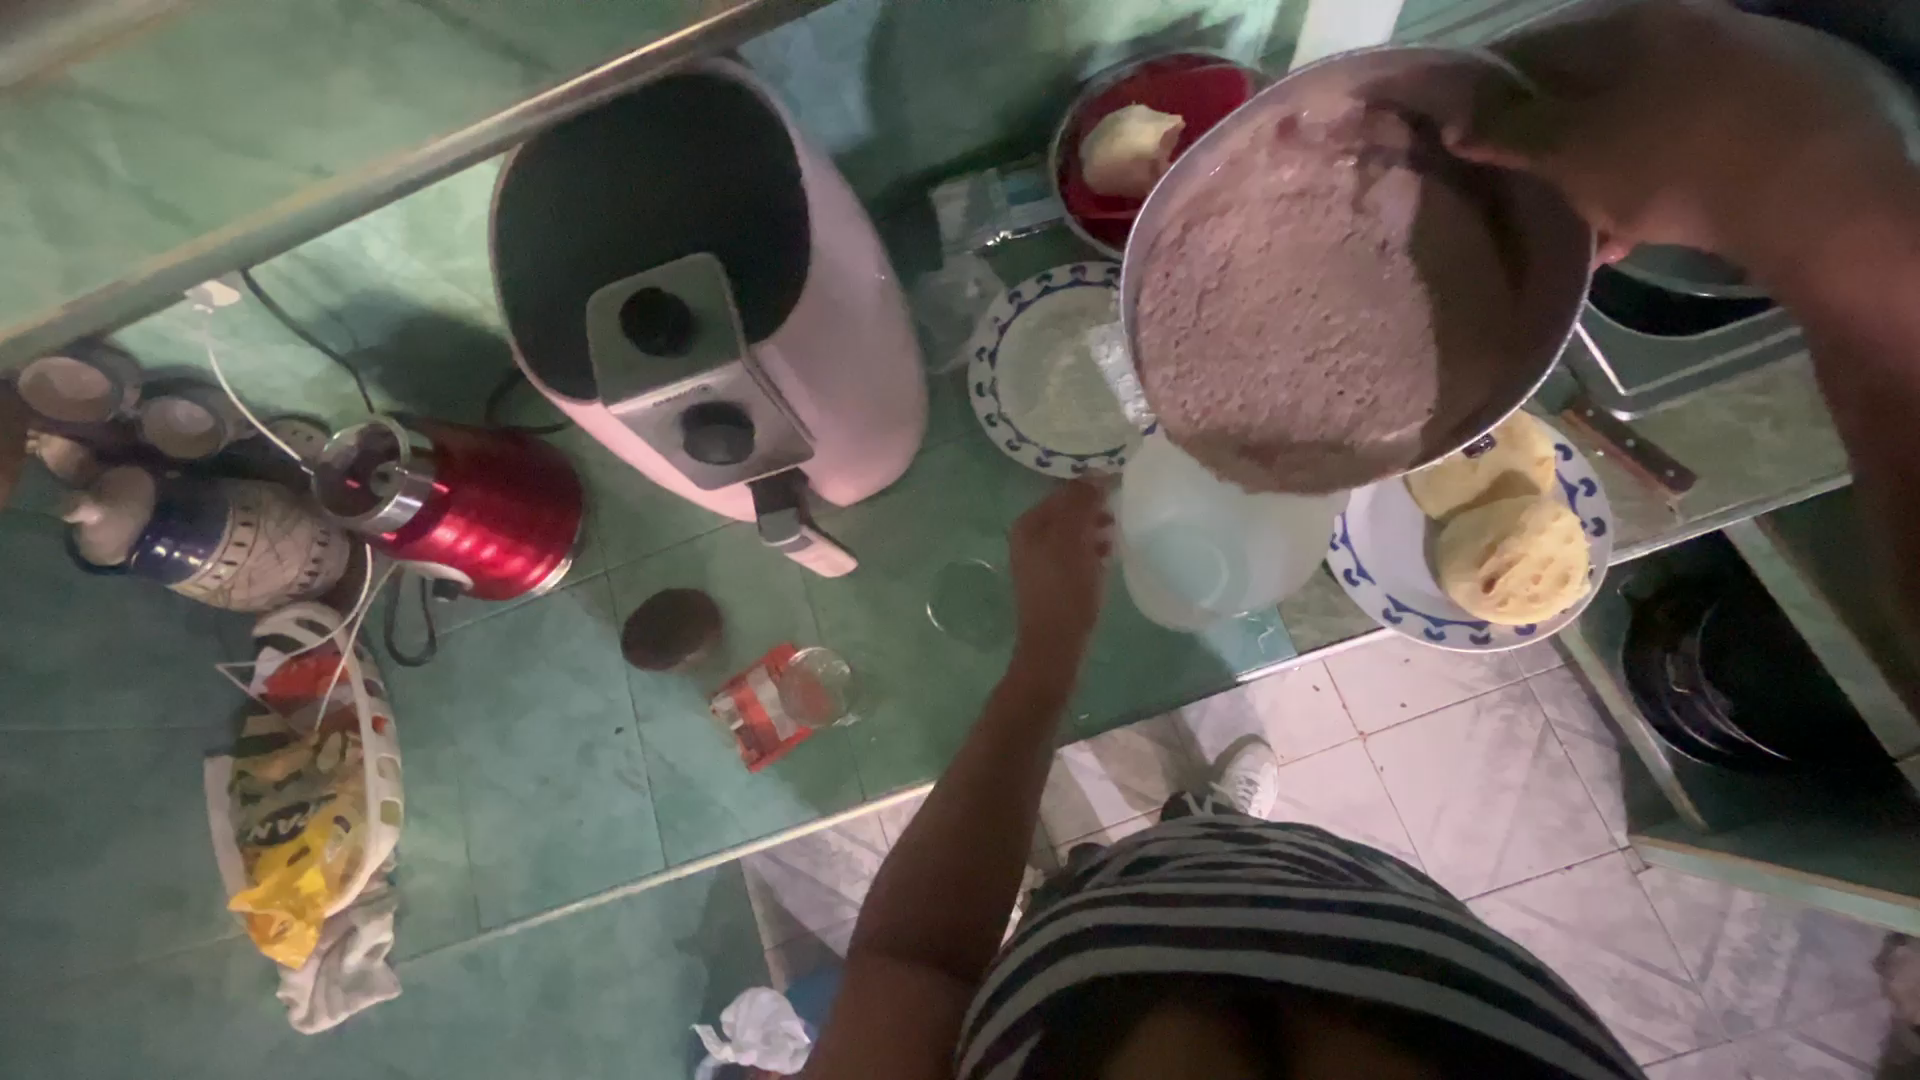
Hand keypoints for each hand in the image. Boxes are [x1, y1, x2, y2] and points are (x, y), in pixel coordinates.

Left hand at [1008, 478, 1112, 664]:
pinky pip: (1076, 555)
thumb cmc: (1064, 590)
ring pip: (1073, 534)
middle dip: (1094, 508)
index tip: (1121, 485)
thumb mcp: (1072, 541)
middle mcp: (1029, 539)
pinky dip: (1092, 551)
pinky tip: (1108, 556)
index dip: (1091, 486)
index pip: (1063, 492)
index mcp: (1028, 525)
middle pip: (1067, 512)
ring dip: (1095, 529)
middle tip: (1122, 509)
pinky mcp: (1053, 583)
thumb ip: (1080, 504)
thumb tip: (1094, 472)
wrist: (1054, 647)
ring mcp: (1039, 562)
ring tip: (1117, 532)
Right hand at [1452, 0, 1913, 267]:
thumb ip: (1507, 132)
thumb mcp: (1568, 152)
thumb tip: (1456, 121)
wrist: (1807, 191)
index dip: (1482, 94)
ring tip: (1566, 217)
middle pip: (1578, 86)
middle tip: (1507, 184)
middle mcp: (1679, 28)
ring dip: (1586, 166)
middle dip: (1537, 138)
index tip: (1455, 137)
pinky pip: (1667, 140)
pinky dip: (1635, 179)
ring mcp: (1725, 64)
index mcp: (1627, 26)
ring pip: (1623, 117)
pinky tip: (1623, 226)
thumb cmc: (1666, 163)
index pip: (1528, 50)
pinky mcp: (1755, 107)